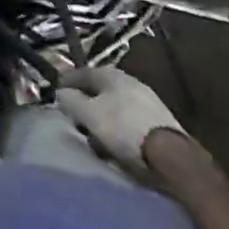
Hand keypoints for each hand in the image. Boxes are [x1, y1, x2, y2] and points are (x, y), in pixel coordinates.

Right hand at [55, 66, 183, 169]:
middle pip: (101, 90)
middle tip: (75, 116)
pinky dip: (119, 129)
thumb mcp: (87, 113)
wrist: (172, 156)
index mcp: (113, 75)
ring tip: (94, 134)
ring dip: (103, 118)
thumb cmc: (123, 127)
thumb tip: (62, 93)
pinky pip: (130, 122)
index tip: (56, 93)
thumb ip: (70, 100)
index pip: (83, 72)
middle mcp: (132, 83)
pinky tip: (116, 143)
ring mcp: (150, 103)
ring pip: (116, 107)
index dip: (67, 81)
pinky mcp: (161, 124)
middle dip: (86, 102)